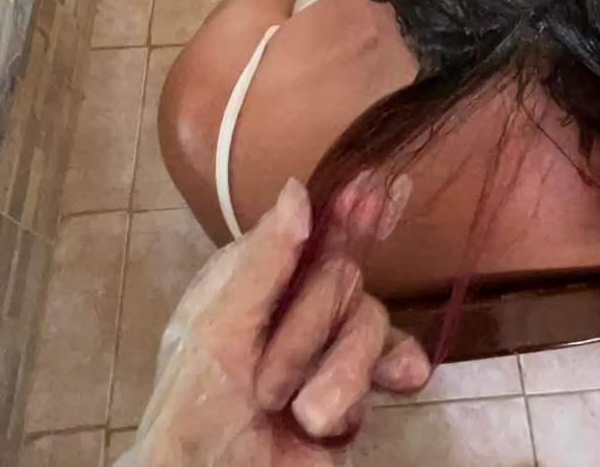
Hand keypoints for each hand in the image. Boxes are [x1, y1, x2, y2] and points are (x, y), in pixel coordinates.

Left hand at [118, 175, 429, 466]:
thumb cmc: (196, 411)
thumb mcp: (217, 333)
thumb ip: (262, 262)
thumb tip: (298, 188)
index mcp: (252, 279)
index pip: (306, 228)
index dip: (342, 210)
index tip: (377, 185)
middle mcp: (292, 304)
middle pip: (343, 274)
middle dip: (311, 329)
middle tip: (270, 382)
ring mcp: (325, 348)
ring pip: (368, 321)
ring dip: (337, 374)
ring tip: (303, 415)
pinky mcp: (353, 390)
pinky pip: (390, 360)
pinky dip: (394, 369)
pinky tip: (403, 378)